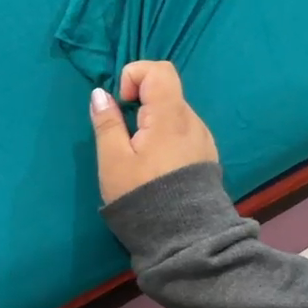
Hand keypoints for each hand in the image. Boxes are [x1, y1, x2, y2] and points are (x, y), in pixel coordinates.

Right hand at [89, 60, 218, 204]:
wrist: (182, 236)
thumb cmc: (141, 195)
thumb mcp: (113, 160)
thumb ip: (107, 123)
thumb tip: (101, 93)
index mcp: (170, 116)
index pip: (159, 70)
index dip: (134, 75)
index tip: (120, 103)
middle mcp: (192, 121)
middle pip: (165, 92)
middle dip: (140, 104)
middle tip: (124, 137)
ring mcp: (203, 139)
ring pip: (174, 115)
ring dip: (152, 123)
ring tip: (139, 157)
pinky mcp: (206, 157)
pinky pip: (183, 134)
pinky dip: (165, 138)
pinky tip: (157, 167)